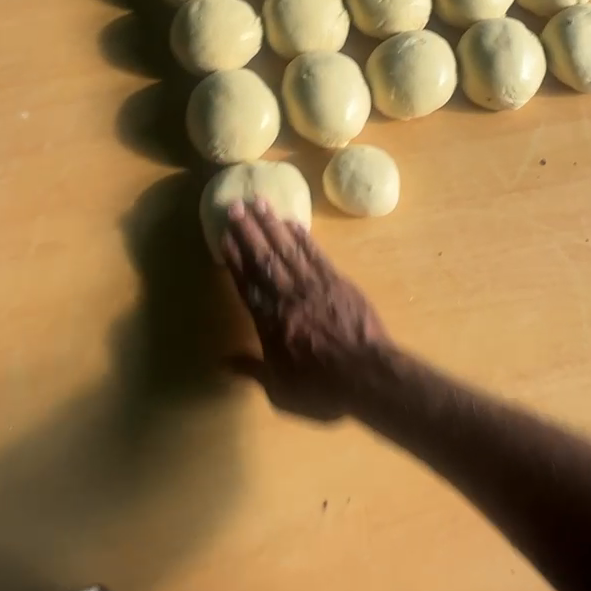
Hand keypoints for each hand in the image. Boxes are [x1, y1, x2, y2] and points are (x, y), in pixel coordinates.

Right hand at [218, 198, 391, 420]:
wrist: (366, 375)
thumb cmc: (321, 389)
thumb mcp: (279, 390)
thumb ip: (253, 370)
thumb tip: (223, 362)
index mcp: (269, 321)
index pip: (246, 283)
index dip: (234, 258)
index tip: (224, 236)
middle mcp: (287, 296)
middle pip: (263, 257)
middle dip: (248, 230)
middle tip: (235, 205)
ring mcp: (313, 285)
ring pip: (287, 248)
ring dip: (272, 223)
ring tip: (259, 201)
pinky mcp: (337, 281)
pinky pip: (315, 254)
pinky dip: (303, 237)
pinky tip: (293, 222)